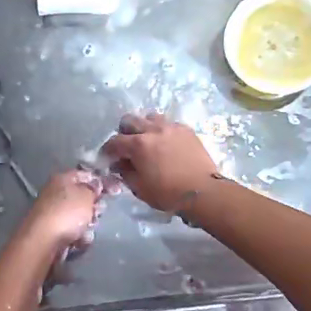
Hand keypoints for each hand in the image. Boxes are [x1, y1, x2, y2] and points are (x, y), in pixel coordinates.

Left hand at [20, 169, 110, 251]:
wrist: (44, 240)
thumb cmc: (67, 213)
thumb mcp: (86, 195)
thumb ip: (94, 188)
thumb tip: (95, 185)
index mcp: (62, 179)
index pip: (85, 174)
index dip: (100, 181)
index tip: (115, 190)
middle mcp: (55, 193)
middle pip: (82, 197)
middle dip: (94, 206)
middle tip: (97, 212)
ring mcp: (53, 212)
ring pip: (79, 215)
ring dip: (87, 223)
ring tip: (87, 229)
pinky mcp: (53, 230)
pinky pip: (73, 230)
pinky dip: (78, 235)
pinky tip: (79, 240)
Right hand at [101, 113, 220, 211]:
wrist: (203, 192)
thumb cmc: (167, 193)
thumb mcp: (139, 187)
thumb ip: (125, 172)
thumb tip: (119, 164)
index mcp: (138, 144)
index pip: (114, 141)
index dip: (107, 150)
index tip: (107, 158)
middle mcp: (153, 130)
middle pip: (129, 120)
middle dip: (123, 133)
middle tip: (126, 147)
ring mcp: (171, 127)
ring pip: (150, 117)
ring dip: (144, 127)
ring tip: (147, 141)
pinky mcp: (186, 130)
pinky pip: (168, 124)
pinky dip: (162, 131)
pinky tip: (165, 144)